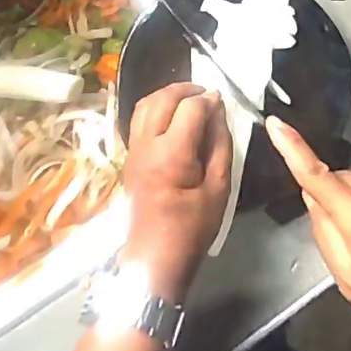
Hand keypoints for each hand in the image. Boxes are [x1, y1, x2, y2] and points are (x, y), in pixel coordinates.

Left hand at [120, 83, 232, 297]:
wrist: (154, 261)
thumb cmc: (192, 229)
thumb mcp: (219, 188)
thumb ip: (220, 144)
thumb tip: (218, 111)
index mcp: (171, 154)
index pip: (190, 108)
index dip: (208, 99)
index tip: (222, 101)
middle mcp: (147, 145)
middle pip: (162, 98)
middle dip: (185, 89)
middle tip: (205, 93)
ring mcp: (133, 150)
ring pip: (145, 104)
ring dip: (167, 95)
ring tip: (188, 100)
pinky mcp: (129, 157)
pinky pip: (138, 119)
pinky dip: (155, 108)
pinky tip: (172, 117)